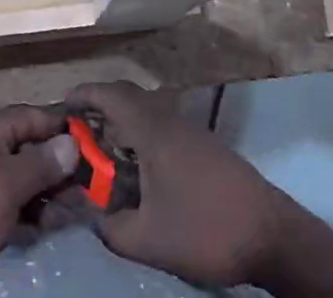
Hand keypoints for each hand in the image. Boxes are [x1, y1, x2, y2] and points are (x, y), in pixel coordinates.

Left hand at [0, 105, 76, 297]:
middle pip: (30, 144)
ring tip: (69, 208)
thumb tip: (73, 144)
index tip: (92, 143)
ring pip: (23, 172)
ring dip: (47, 189)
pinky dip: (29, 204)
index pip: (34, 115)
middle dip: (57, 164)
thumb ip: (46, 161)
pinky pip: (11, 192)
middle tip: (83, 184)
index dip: (62, 127)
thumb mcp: (12, 185)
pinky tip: (46, 223)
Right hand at [65, 81, 303, 287]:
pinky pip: (162, 127)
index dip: (86, 93)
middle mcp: (172, 121)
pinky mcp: (204, 146)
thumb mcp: (146, 239)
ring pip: (148, 112)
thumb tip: (93, 214)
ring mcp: (192, 131)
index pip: (114, 95)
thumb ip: (110, 226)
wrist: (270, 233)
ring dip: (122, 121)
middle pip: (130, 98)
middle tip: (74, 128)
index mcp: (155, 132)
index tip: (62, 103)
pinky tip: (134, 166)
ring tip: (98, 150)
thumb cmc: (204, 230)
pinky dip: (140, 135)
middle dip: (100, 106)